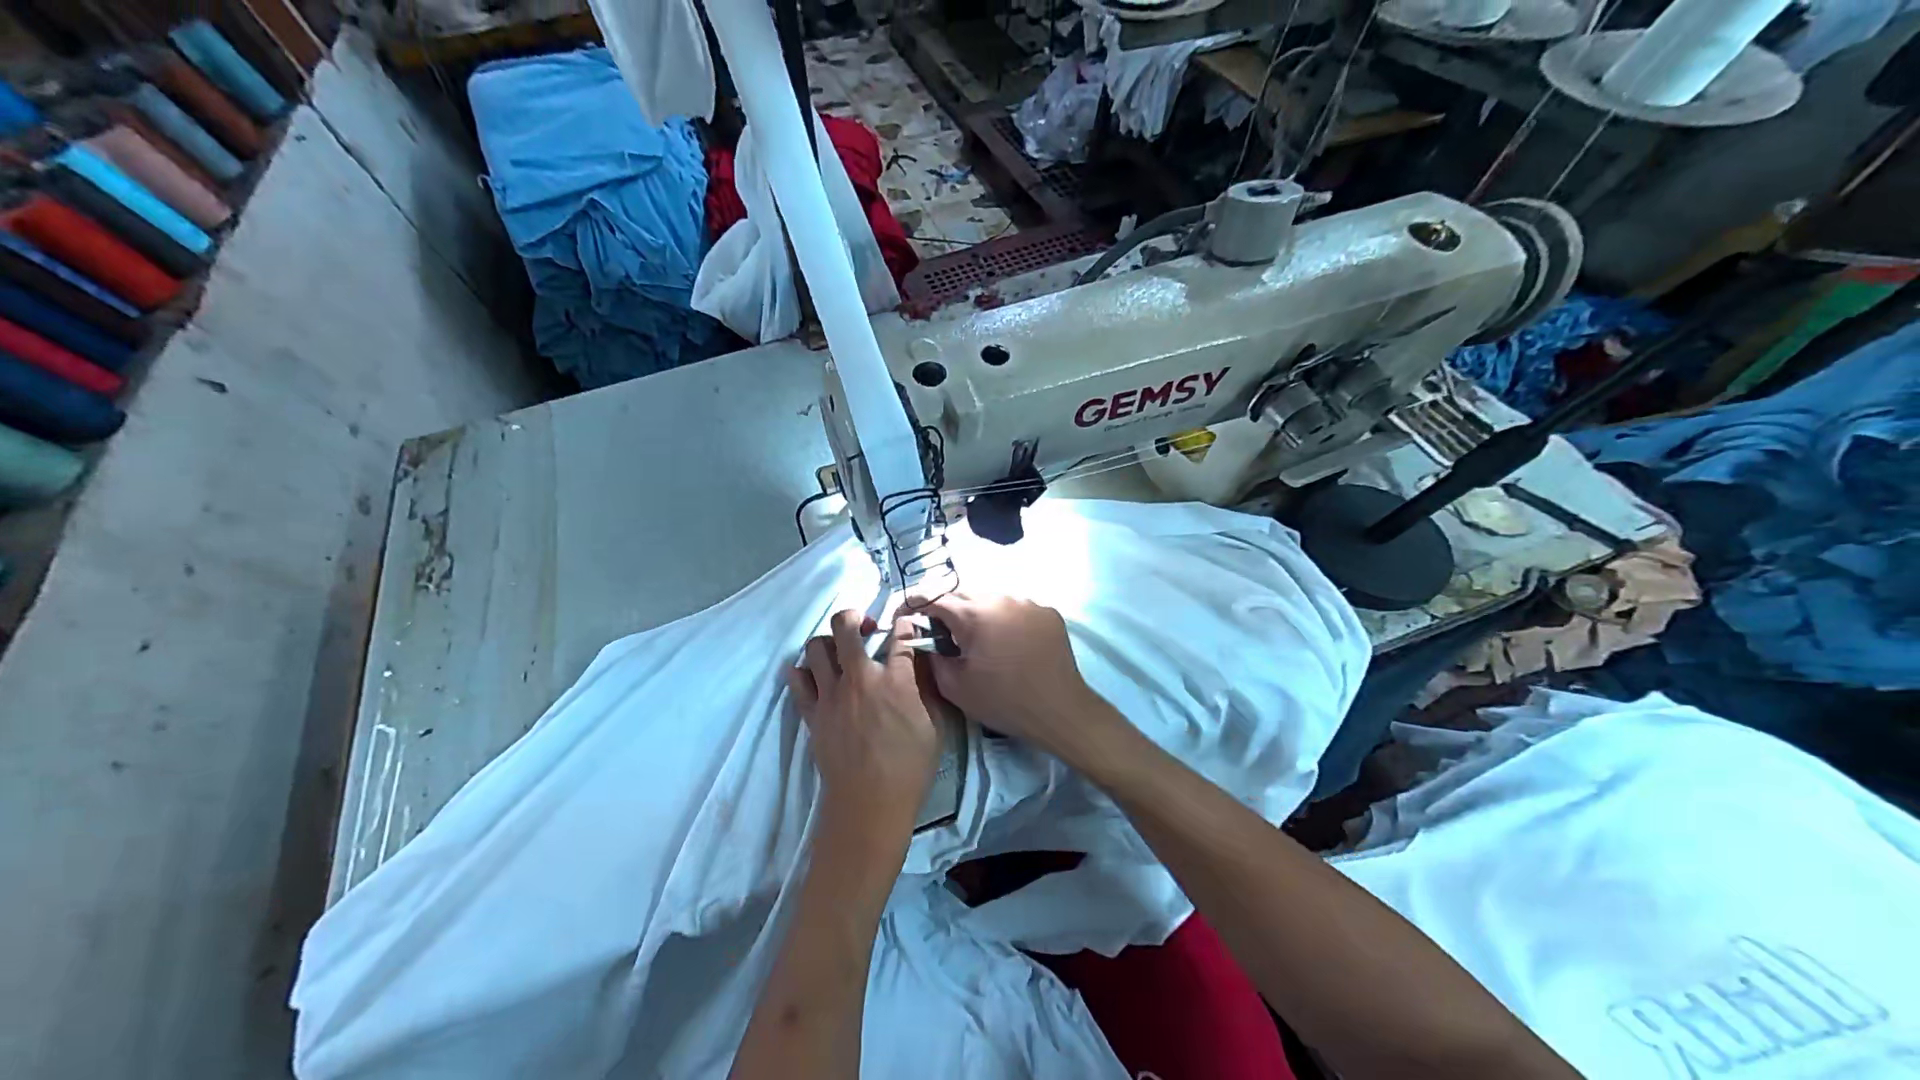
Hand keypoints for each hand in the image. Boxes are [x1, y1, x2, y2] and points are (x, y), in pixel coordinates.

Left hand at [788, 610, 939, 852]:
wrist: (868, 804)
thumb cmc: (909, 768)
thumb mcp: (934, 727)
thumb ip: (926, 690)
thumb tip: (920, 666)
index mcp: (895, 681)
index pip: (900, 636)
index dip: (904, 625)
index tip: (905, 626)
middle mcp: (859, 678)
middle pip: (845, 627)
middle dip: (854, 617)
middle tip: (864, 628)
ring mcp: (830, 694)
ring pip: (815, 647)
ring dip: (828, 642)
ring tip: (838, 652)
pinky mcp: (811, 713)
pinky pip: (796, 680)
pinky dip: (802, 671)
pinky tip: (812, 674)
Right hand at [920, 593, 1120, 762]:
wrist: (1059, 711)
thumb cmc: (1003, 701)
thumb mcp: (954, 686)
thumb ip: (931, 656)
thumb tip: (922, 639)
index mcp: (973, 615)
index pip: (934, 598)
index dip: (916, 608)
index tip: (907, 621)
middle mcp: (1000, 598)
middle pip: (963, 596)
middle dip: (948, 612)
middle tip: (943, 636)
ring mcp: (1028, 603)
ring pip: (992, 600)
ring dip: (980, 615)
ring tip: (981, 642)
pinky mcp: (1047, 612)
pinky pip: (1017, 610)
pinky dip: (1006, 621)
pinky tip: (1010, 644)